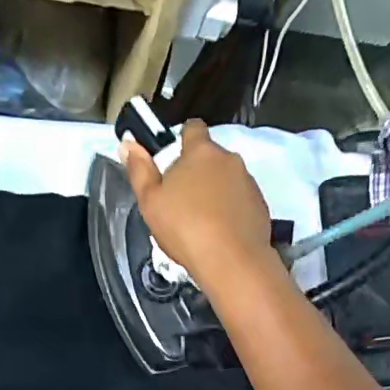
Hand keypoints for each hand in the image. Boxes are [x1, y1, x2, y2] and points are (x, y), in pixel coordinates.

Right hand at [120, 120, 274, 291]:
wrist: (231, 261)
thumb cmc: (185, 228)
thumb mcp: (150, 202)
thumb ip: (139, 170)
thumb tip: (128, 144)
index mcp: (200, 151)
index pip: (193, 128)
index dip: (182, 139)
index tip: (173, 161)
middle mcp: (229, 159)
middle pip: (210, 157)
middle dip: (197, 172)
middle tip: (180, 201)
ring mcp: (248, 182)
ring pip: (227, 180)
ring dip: (215, 192)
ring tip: (201, 222)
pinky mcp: (260, 205)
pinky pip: (240, 201)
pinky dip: (230, 210)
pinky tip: (220, 233)